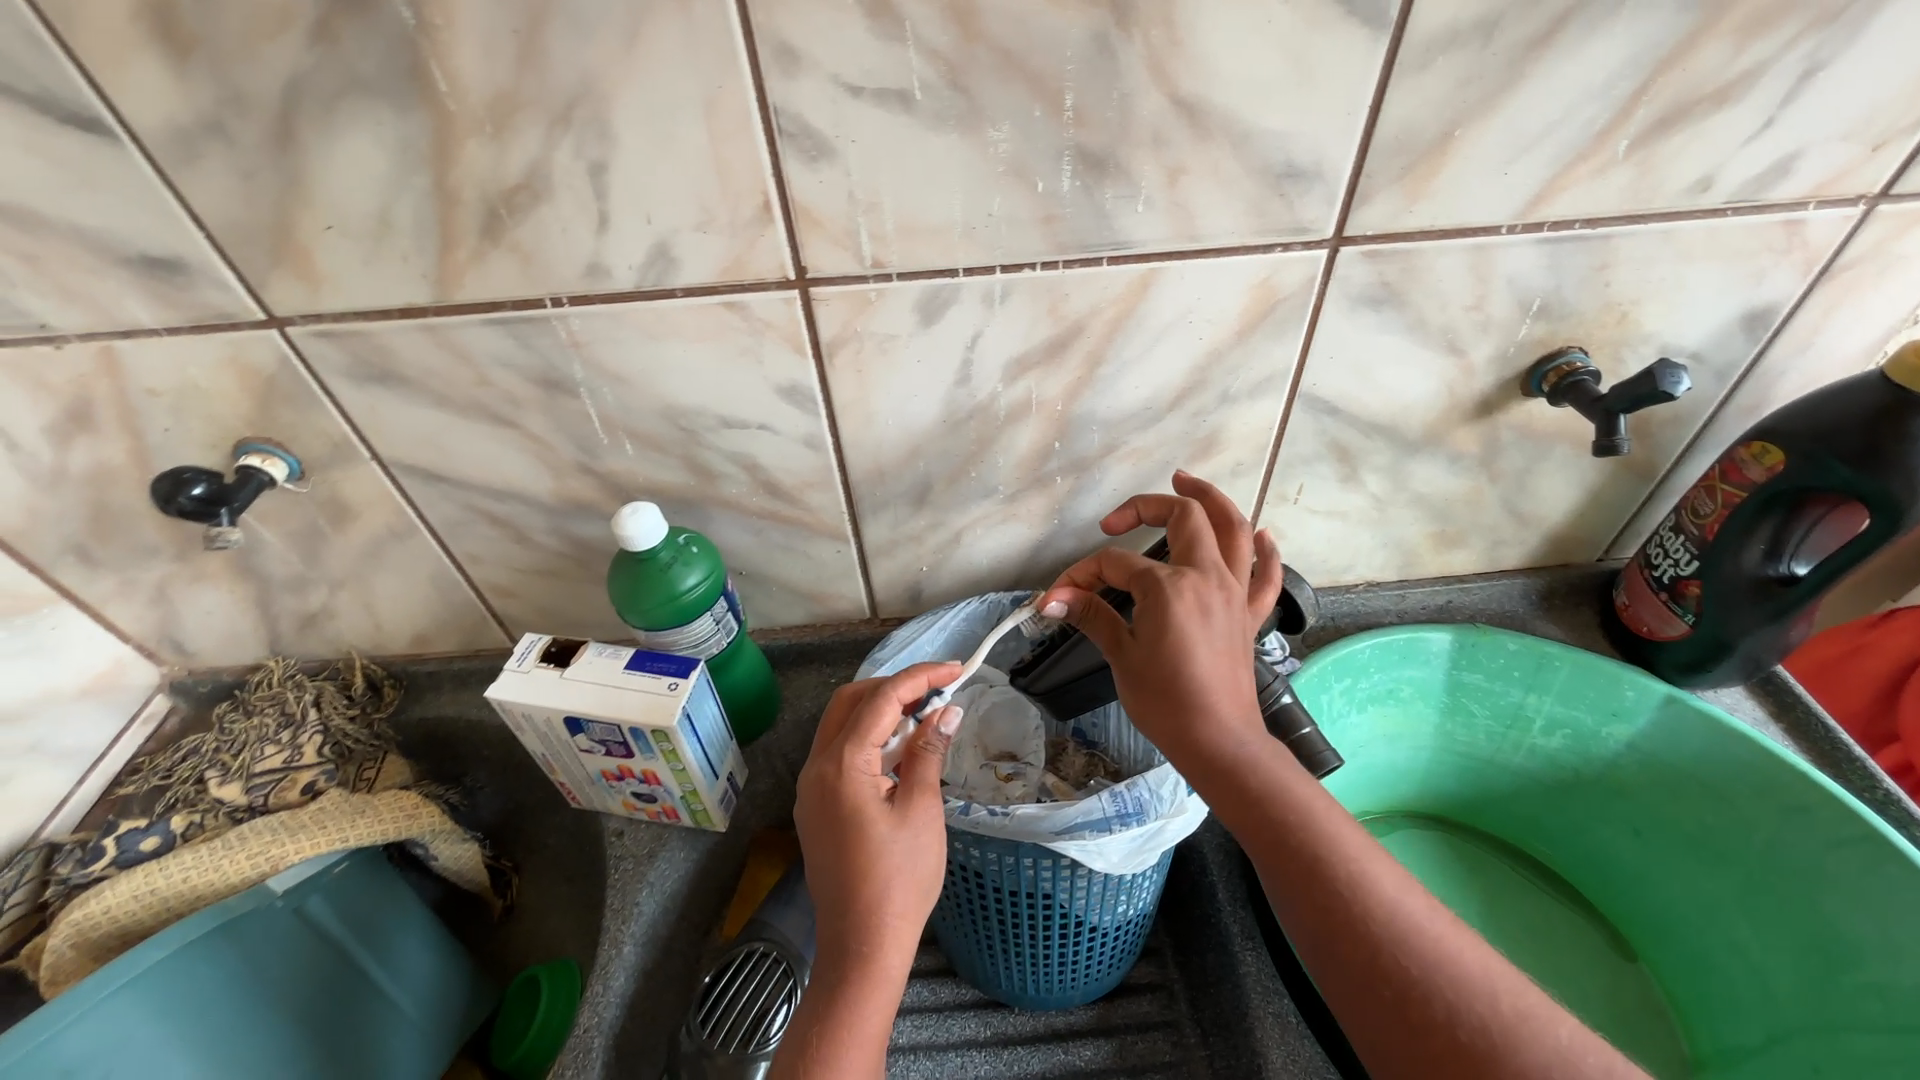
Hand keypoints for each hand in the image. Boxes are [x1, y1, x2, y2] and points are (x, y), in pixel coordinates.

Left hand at [795, 662, 964, 973]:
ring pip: (841, 726)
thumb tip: (947, 712)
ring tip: (926, 714)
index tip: (956, 669)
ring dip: (881, 711)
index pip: (881, 698)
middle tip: (938, 690)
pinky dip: (869, 740)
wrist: (861, 944)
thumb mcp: (922, 810)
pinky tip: (902, 750)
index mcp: (842, 764)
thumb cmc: (899, 880)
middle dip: (895, 687)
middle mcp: (816, 767)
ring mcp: (811, 788)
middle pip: (851, 702)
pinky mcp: (815, 806)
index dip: (921, 677)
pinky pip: (839, 754)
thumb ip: (929, 753)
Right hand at [1037, 470, 1282, 768]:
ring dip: (1213, 500)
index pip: (1115, 565)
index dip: (1081, 575)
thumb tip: (1053, 599)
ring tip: (1188, 482)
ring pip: (1234, 529)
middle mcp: (1207, 577)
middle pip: (1185, 517)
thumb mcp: (1121, 656)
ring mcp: (1235, 593)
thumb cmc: (1165, 702)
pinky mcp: (1250, 615)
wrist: (1219, 742)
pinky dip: (1266, 550)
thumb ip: (1092, 616)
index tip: (1057, 597)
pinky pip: (1266, 574)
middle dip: (1149, 505)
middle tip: (1119, 518)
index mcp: (1169, 587)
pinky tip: (1262, 534)